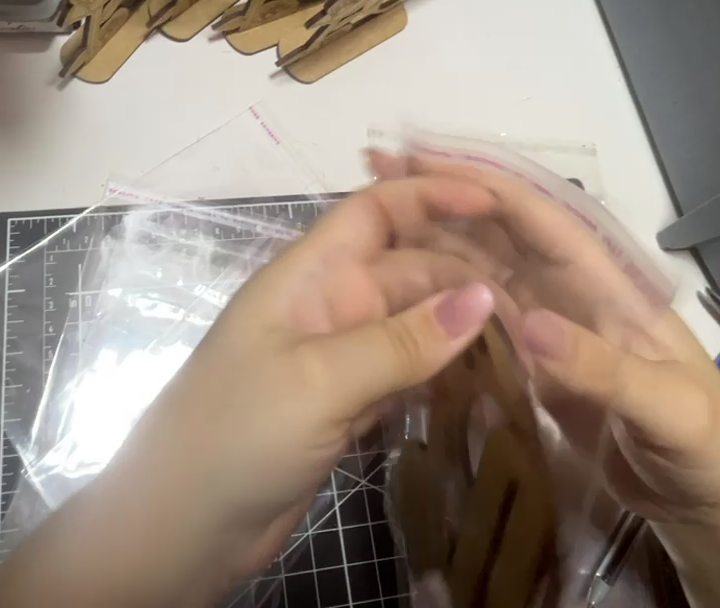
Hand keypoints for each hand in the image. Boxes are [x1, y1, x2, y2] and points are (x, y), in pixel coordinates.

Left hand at [101, 176, 503, 588]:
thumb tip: (484, 297)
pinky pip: (406, 371)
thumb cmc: (238, 429)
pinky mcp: (346, 402)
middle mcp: (329, 302)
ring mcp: (338, 355)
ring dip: (461, 328)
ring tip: (530, 345)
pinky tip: (489, 385)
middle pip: (407, 268)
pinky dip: (443, 373)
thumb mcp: (320, 378)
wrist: (182, 522)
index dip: (432, 197)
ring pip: (412, 322)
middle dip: (465, 275)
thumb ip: (402, 340)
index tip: (496, 206)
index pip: (376, 212)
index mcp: (311, 273)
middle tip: (537, 306)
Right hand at [367, 152, 719, 528]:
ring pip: (479, 261)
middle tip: (377, 169)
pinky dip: (440, 286)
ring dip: (431, 231)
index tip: (417, 159)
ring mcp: (547, 321)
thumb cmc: (714, 453)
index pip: (534, 214)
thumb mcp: (673, 412)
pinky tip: (402, 278)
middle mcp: (568, 287)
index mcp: (605, 281)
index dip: (476, 180)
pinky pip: (477, 309)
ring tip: (375, 210)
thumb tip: (528, 326)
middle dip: (440, 191)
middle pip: (495, 225)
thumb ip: (605, 369)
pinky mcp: (532, 358)